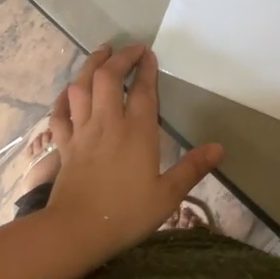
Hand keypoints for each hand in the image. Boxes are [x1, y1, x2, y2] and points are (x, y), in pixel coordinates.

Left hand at [44, 43, 223, 259]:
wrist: (77, 230)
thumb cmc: (127, 214)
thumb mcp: (168, 195)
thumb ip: (192, 169)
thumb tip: (219, 148)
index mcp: (137, 132)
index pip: (143, 91)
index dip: (147, 69)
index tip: (150, 54)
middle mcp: (107, 123)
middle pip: (108, 78)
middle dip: (119, 57)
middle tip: (129, 49)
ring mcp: (82, 132)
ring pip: (81, 87)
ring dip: (90, 66)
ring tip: (100, 53)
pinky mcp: (64, 145)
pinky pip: (60, 113)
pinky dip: (64, 97)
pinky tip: (70, 91)